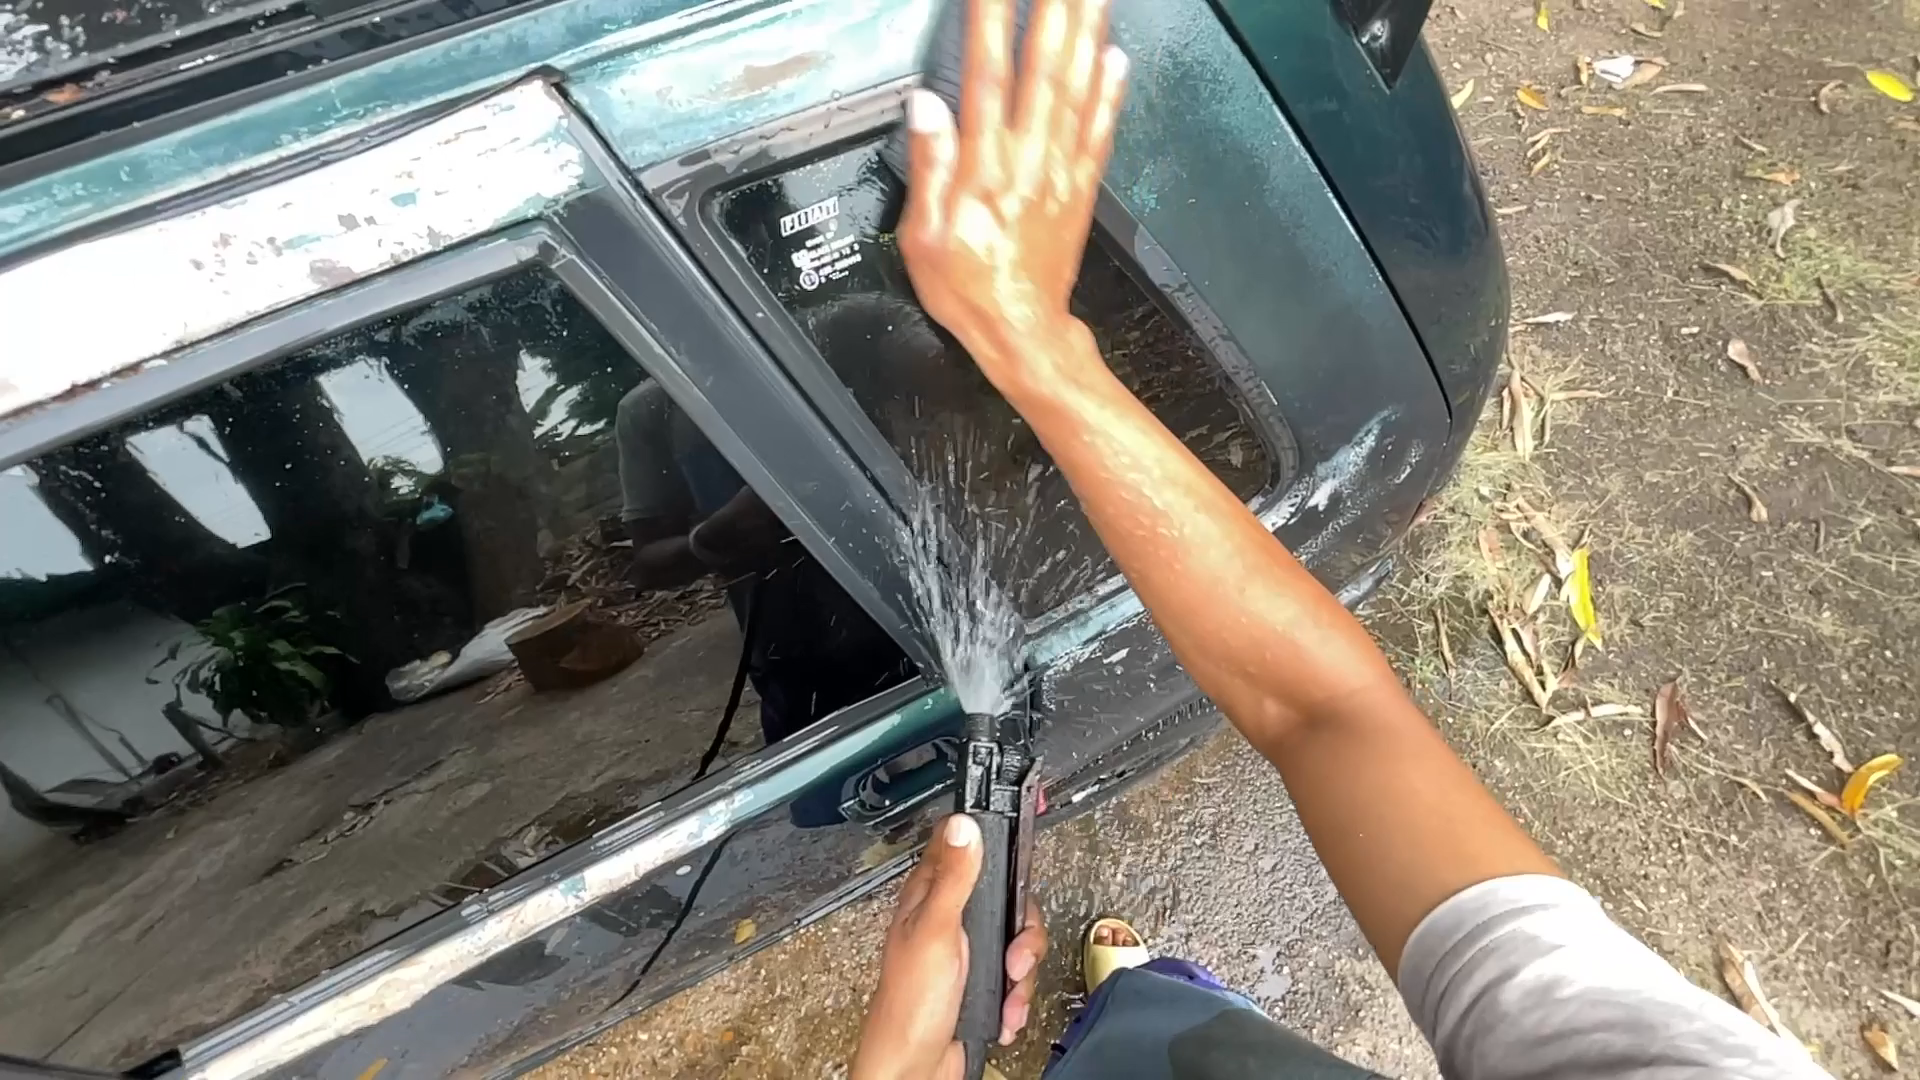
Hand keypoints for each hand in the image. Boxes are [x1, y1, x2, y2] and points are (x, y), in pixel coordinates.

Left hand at [851, 815, 1048, 1079]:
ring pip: (1015, 935)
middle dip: (1023, 930)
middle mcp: (950, 914)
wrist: (913, 1071)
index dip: (992, 841)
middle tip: (1015, 955)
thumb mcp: (936, 930)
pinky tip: (1004, 1010)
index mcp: (932, 892)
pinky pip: (1014, 973)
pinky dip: (1016, 994)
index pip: (966, 844)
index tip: (1017, 849)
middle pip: (1006, 895)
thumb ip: (954, 877)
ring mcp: (966, 947)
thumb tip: (964, 824)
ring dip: (1022, 970)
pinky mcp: (979, 978)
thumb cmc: (909, 1004)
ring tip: (1010, 989)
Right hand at [897, 0, 1128, 390]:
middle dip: (1052, 7)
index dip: (991, 16)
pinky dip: (1110, 94)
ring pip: (1077, 89)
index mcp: (984, 170)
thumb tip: (925, 108)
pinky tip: (1117, 58)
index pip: (987, 73)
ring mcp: (1059, 175)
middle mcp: (1028, 162)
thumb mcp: (924, 240)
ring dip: (1086, 31)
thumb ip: (929, 168)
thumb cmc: (971, 293)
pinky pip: (1099, 135)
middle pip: (1044, 66)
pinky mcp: (1079, 194)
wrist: (1022, 334)